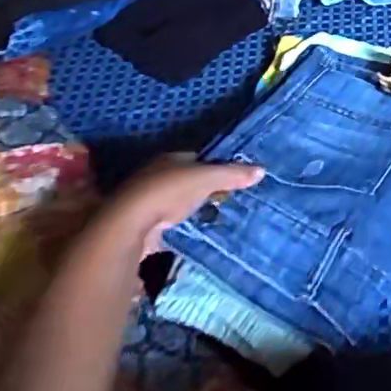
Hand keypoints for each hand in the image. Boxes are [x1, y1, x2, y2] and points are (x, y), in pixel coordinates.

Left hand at [99, 156, 264, 261]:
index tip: (228, 178)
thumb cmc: (169, 192)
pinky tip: (187, 232)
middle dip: (199, 188)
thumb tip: (262, 170)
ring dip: (186, 208)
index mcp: (169, 158)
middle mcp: (154, 175)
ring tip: (207, 216)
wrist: (128, 225)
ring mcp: (144, 201)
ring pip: (172, 201)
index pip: (196, 158)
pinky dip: (174, 226)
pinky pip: (163, 221)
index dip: (213, 166)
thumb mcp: (209, 178)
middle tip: (221, 198)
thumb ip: (233, 174)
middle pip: (184, 178)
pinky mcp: (138, 224)